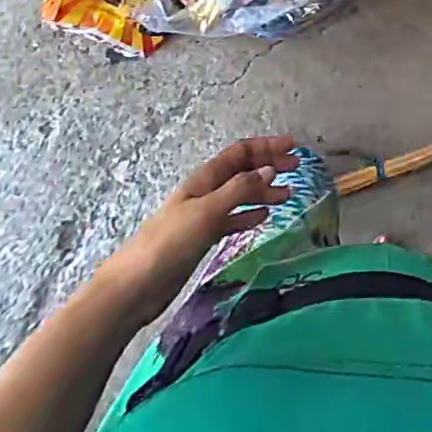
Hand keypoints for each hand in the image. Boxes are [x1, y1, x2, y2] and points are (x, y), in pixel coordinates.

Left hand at [93, 136, 297, 325]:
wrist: (135, 286)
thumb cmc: (170, 242)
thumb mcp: (208, 211)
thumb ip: (240, 190)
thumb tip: (270, 171)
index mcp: (205, 178)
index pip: (240, 152)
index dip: (266, 146)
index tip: (292, 147)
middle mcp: (206, 190)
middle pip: (242, 170)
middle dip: (269, 165)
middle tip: (296, 169)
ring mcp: (204, 214)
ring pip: (240, 194)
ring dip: (264, 191)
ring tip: (288, 196)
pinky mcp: (202, 237)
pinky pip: (233, 218)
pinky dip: (249, 214)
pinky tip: (263, 219)